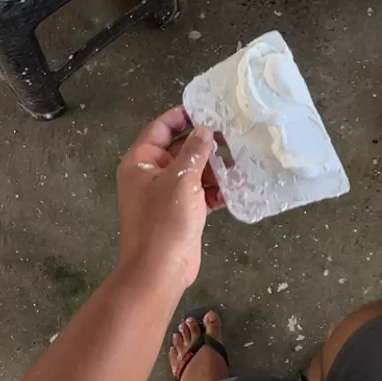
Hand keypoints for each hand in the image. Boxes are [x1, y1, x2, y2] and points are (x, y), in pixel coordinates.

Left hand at [116, 106, 222, 290]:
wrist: (159, 271)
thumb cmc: (164, 221)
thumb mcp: (181, 180)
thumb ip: (194, 152)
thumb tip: (205, 130)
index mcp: (141, 161)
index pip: (161, 128)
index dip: (183, 116)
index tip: (209, 109)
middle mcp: (151, 174)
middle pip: (180, 149)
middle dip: (205, 145)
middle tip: (233, 136)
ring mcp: (167, 194)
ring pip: (193, 170)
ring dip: (214, 168)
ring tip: (239, 163)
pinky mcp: (181, 211)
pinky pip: (200, 192)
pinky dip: (215, 190)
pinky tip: (235, 189)